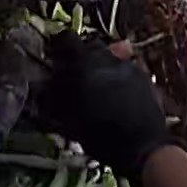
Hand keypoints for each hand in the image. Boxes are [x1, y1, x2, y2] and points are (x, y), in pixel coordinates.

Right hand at [39, 33, 174, 177]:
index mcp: (83, 62)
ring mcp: (125, 63)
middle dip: (81, 58)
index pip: (65, 39)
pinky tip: (117, 95)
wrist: (143, 147)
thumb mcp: (71, 120)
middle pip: (89, 46)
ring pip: (107, 56)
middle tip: (76, 77)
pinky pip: (124, 67)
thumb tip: (43, 87)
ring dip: (100, 67)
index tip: (55, 58)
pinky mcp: (141, 73)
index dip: (59, 46)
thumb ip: (56, 98)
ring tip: (98, 88)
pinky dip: (117, 76)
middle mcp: (104, 56)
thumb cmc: (101, 136)